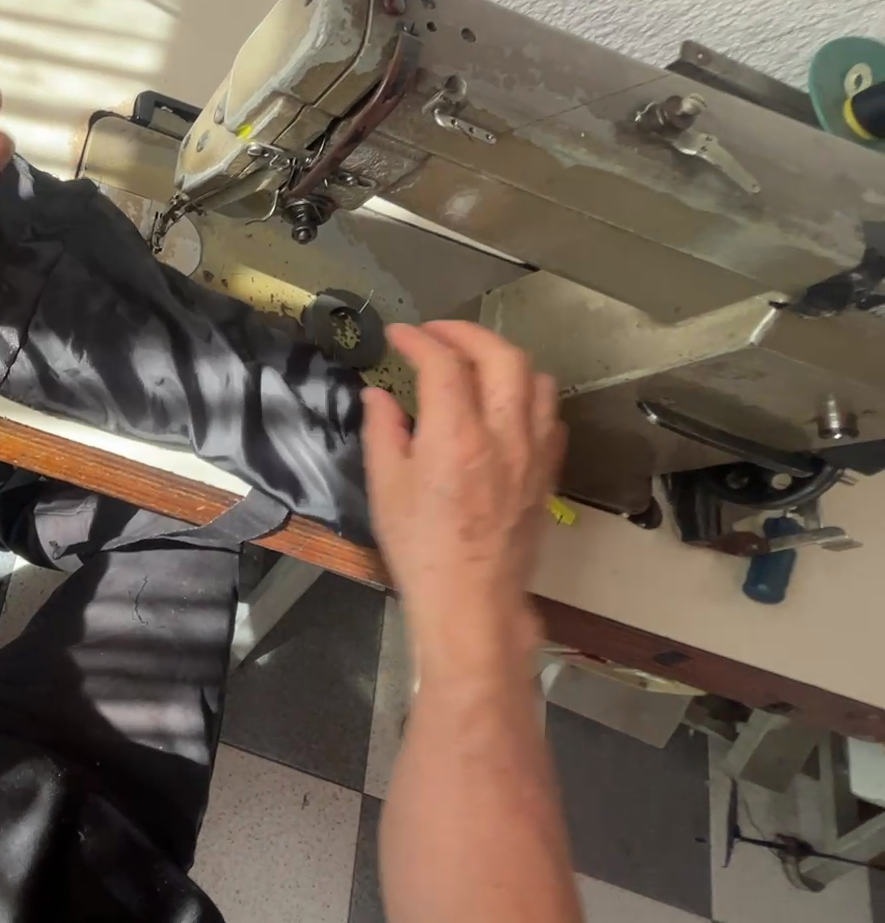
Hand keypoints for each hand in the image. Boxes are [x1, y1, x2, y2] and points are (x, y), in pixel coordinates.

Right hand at [362, 321, 564, 637]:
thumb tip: (379, 395)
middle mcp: (504, 435)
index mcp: (456, 437)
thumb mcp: (384, 484)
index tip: (397, 334)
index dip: (419, 340)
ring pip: (536, 379)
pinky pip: (547, 411)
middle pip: (503, 357)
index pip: (444, 365)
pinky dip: (522, 390)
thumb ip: (383, 429)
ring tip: (468, 360)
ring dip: (500, 358)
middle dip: (465, 333)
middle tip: (433, 332)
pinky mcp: (548, 469)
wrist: (471, 594)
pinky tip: (497, 402)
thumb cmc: (417, 542)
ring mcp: (534, 451)